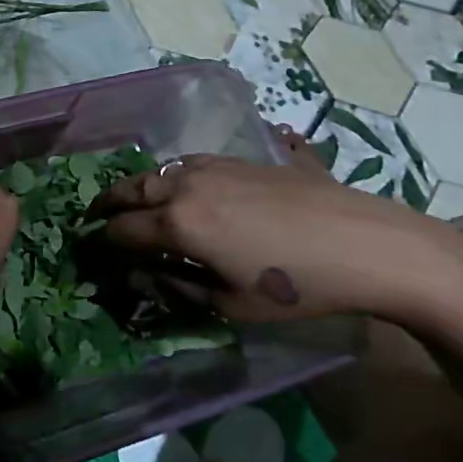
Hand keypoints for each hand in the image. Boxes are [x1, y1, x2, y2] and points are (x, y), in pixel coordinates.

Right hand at [87, 147, 462, 324]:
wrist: (369, 244)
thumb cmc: (299, 286)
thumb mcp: (232, 304)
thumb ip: (180, 285)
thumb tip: (148, 276)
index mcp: (177, 222)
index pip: (121, 229)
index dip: (102, 243)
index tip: (93, 253)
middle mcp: (185, 185)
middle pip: (130, 189)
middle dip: (107, 205)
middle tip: (94, 217)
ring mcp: (215, 166)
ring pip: (159, 170)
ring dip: (138, 186)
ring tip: (133, 200)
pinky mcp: (243, 158)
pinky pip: (191, 162)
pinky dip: (173, 174)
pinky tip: (182, 185)